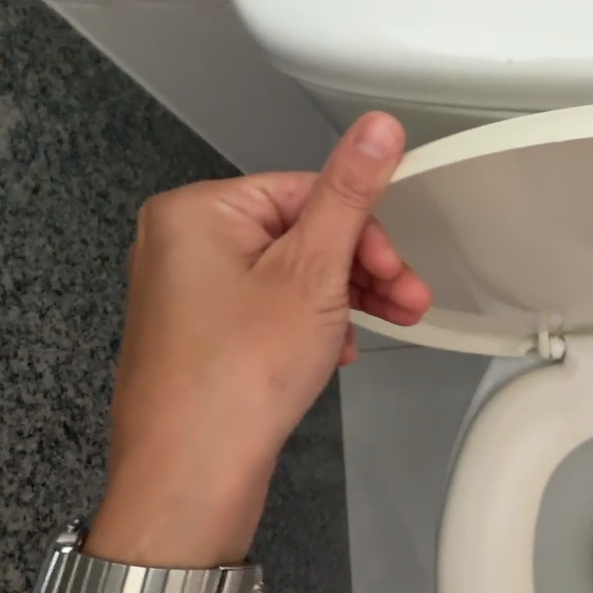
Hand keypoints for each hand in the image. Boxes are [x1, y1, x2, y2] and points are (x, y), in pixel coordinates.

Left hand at [88, 112, 429, 566]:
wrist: (194, 468)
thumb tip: (379, 125)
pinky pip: (273, 306)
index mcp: (200, 211)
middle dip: (363, 270)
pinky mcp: (203, 331)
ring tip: (387, 328)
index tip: (400, 274)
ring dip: (347, 298)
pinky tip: (337, 348)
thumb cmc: (244, 368)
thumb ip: (350, 194)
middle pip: (303, 234)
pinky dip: (314, 321)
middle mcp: (184, 242)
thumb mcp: (314, 271)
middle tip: (409, 304)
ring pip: (293, 274)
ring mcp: (190, 290)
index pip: (308, 193)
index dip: (365, 233)